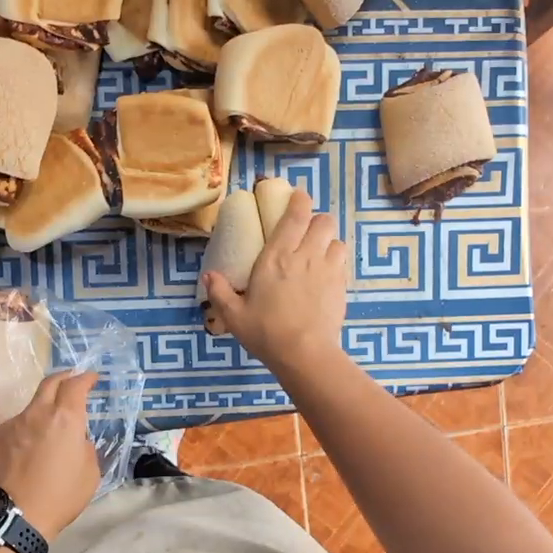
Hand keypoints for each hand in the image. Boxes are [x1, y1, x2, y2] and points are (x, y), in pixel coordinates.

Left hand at [0, 370, 101, 541]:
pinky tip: (26, 452)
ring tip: (47, 430)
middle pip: (49, 383)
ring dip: (42, 411)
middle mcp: (37, 414)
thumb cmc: (61, 496)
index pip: (76, 385)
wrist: (16, 516)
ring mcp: (12, 424)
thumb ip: (85, 447)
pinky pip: (14, 428)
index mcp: (65, 419)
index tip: (91, 377)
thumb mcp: (90, 473)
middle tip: (71, 380)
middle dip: (63, 377)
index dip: (85, 378)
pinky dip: (24, 432)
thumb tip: (76, 439)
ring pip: (30, 408)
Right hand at [202, 187, 348, 376]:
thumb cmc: (266, 332)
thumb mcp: (234, 315)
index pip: (295, 215)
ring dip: (329, 242)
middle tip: (306, 233)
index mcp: (278, 257)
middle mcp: (306, 256)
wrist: (305, 354)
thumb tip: (208, 275)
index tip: (298, 197)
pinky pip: (343, 263)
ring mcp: (329, 270)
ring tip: (319, 254)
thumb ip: (220, 292)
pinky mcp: (342, 287)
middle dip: (317, 221)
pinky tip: (326, 277)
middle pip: (324, 221)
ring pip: (338, 240)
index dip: (299, 200)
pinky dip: (336, 263)